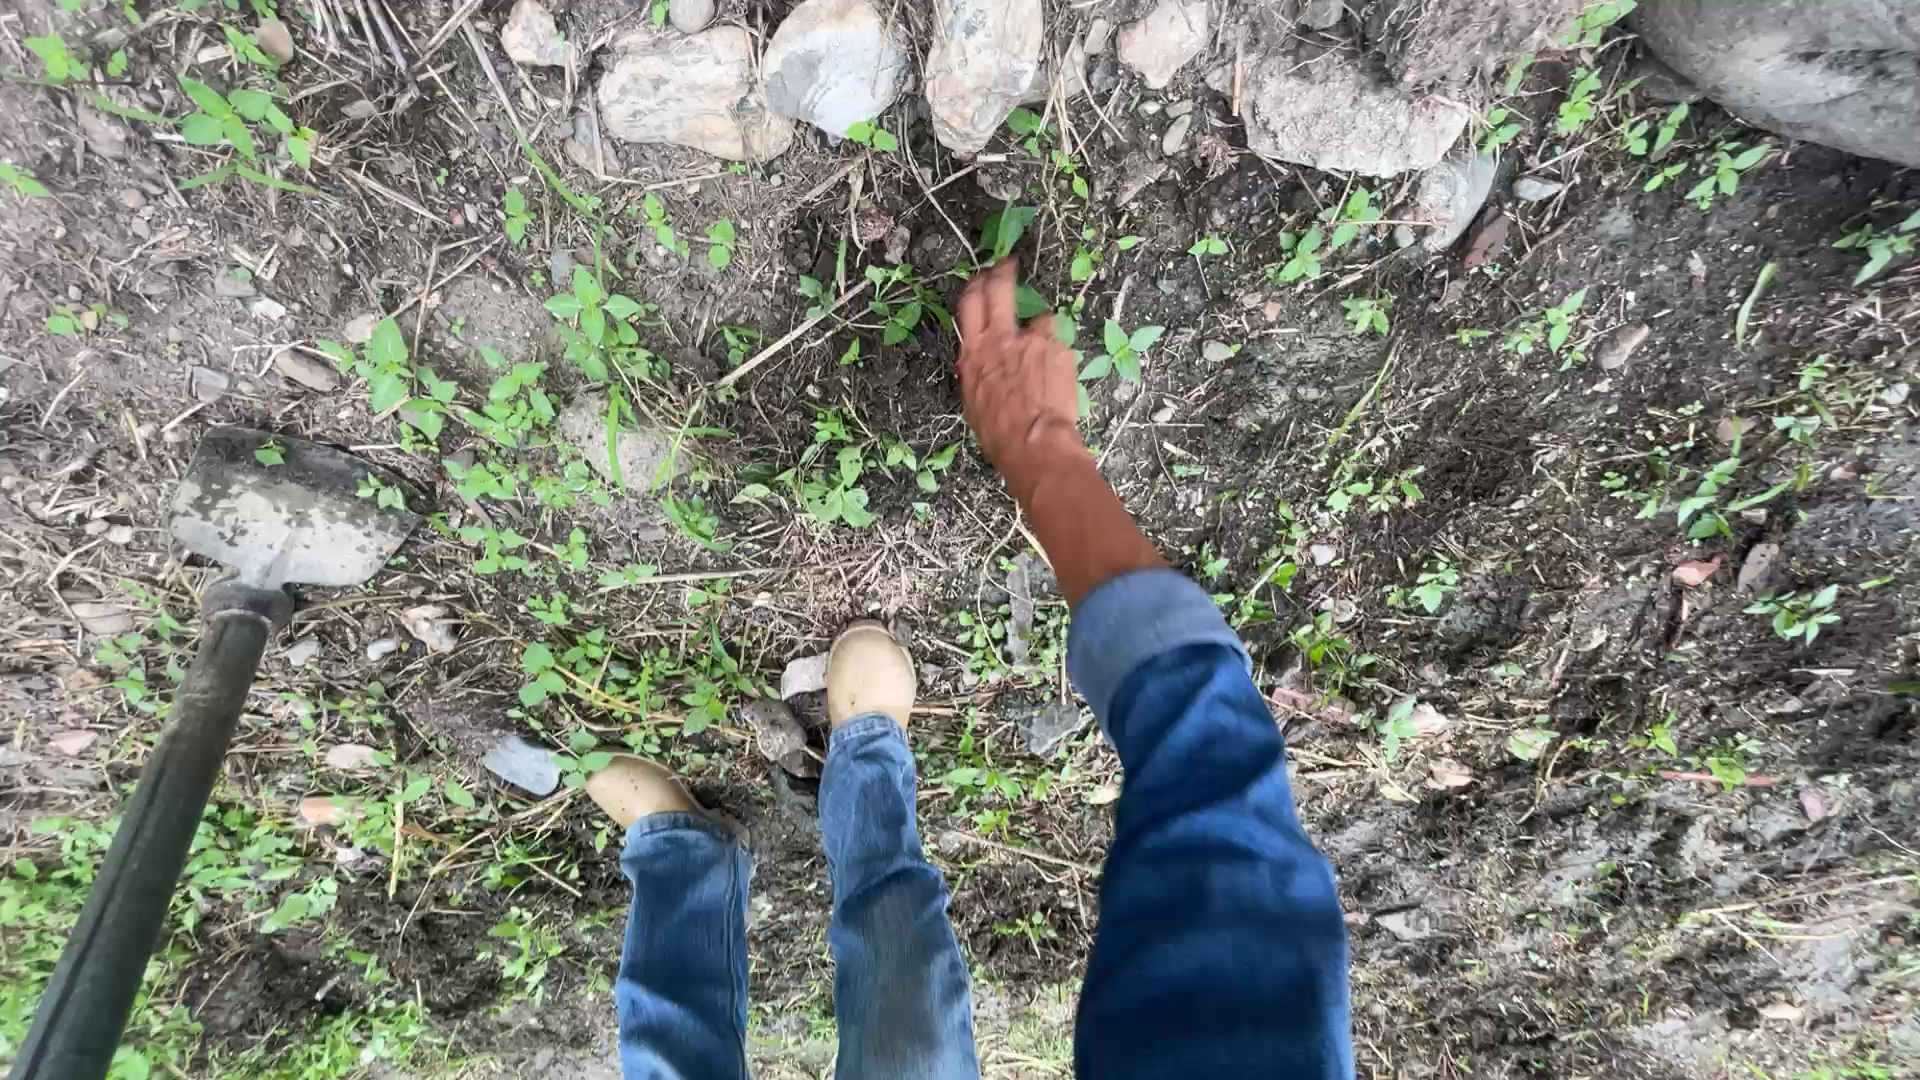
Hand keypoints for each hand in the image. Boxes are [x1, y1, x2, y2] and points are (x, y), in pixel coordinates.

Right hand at [956, 260, 1082, 496]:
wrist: (1033, 441)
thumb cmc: (999, 433)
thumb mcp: (974, 404)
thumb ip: (979, 375)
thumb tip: (982, 367)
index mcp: (974, 354)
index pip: (971, 304)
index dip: (977, 285)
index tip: (982, 277)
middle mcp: (1001, 340)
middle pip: (999, 289)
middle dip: (1003, 272)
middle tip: (1008, 265)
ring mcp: (1031, 341)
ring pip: (1038, 318)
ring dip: (1041, 329)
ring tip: (1045, 350)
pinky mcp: (1058, 349)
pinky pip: (1059, 343)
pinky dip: (1058, 354)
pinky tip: (1058, 375)